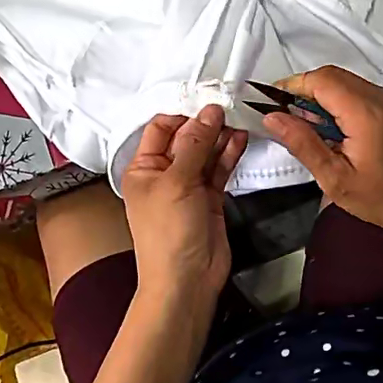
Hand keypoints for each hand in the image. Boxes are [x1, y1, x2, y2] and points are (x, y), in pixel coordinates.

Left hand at [120, 105, 247, 299]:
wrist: (186, 280)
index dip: (182, 114)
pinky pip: (218, 169)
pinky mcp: (208, 198)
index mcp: (143, 169)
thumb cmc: (168, 237)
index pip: (160, 128)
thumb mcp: (177, 182)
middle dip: (205, 124)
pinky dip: (229, 154)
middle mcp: (163, 175)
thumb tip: (208, 114)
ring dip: (220, 137)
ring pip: (205, 152)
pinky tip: (240, 140)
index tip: (205, 103)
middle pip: (186, 138)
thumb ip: (195, 145)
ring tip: (238, 120)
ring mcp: (187, 187)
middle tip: (227, 109)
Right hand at [261, 65, 382, 234]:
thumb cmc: (378, 197)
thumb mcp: (333, 177)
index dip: (294, 85)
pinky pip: (361, 90)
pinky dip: (340, 101)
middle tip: (287, 115)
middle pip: (334, 76)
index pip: (323, 81)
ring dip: (322, 96)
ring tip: (310, 125)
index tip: (273, 101)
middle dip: (305, 90)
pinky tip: (334, 127)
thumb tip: (272, 117)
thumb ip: (302, 143)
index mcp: (368, 115)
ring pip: (346, 81)